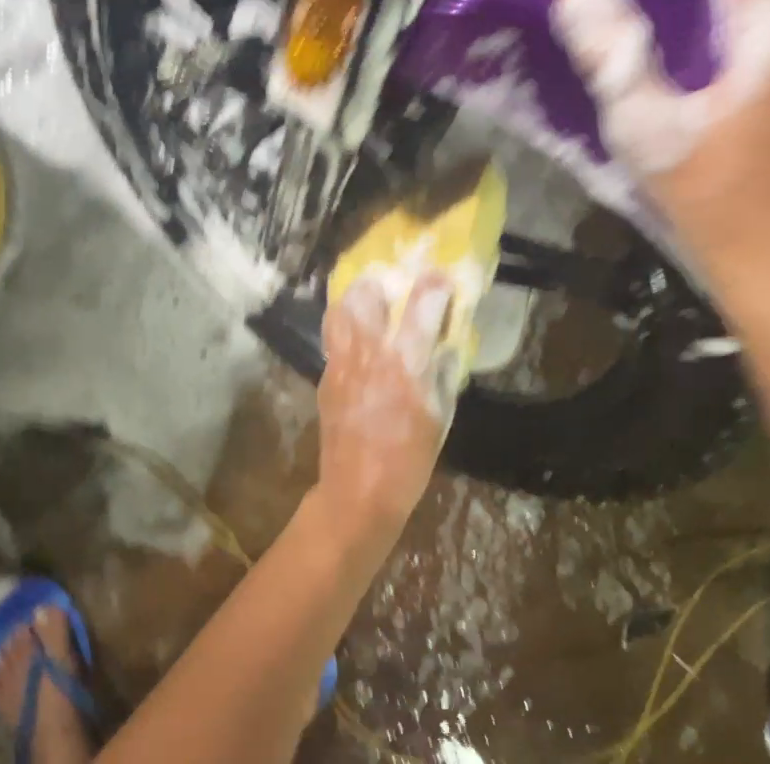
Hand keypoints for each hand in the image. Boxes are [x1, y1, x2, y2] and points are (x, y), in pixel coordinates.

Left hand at [315, 272, 459, 530]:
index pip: (421, 307)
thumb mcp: (441, 416)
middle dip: (381, 283)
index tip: (441, 277)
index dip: (434, 286)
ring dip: (357, 301)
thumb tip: (445, 342)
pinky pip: (334, 339)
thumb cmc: (410, 460)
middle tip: (395, 290)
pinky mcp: (324, 377)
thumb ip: (441, 372)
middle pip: (365, 295)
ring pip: (340, 311)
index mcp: (405, 365)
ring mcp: (340, 364)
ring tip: (372, 308)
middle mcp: (369, 354)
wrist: (358, 493)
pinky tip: (361, 347)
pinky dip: (348, 331)